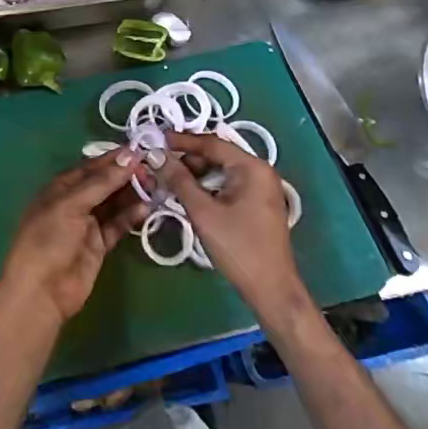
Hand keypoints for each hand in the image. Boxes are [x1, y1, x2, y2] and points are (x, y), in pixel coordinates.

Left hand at [0, 150, 149, 324]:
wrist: (42, 291)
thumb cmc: (49, 239)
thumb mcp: (71, 204)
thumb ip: (102, 182)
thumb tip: (130, 156)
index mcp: (60, 188)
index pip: (91, 167)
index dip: (114, 158)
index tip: (140, 150)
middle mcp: (74, 203)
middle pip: (105, 184)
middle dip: (126, 175)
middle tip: (152, 170)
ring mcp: (87, 224)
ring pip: (114, 203)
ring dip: (132, 194)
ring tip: (155, 185)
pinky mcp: (99, 244)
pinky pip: (118, 225)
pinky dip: (131, 216)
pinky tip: (146, 208)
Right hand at [156, 132, 307, 318]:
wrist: (271, 288)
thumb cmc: (238, 247)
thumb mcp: (203, 212)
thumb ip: (179, 181)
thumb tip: (156, 155)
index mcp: (252, 167)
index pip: (213, 143)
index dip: (183, 141)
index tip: (156, 140)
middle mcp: (260, 170)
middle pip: (218, 155)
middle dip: (189, 159)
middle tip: (160, 165)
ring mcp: (262, 187)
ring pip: (223, 170)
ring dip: (197, 174)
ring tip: (170, 181)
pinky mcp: (259, 202)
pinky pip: (230, 184)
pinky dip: (209, 186)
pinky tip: (190, 194)